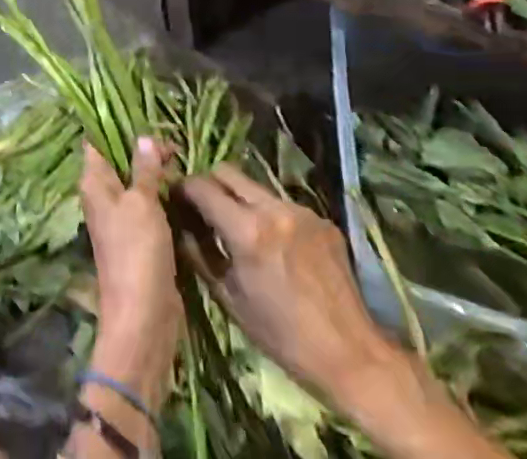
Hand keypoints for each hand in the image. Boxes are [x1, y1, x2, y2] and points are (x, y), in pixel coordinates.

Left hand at [79, 138, 180, 410]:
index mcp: (94, 181)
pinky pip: (148, 205)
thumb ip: (144, 169)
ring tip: (183, 156)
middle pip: (118, 160)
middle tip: (175, 139)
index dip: (116, 125)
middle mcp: (102, 195)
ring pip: (135, 182)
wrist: (143, 313)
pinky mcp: (138, 235)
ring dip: (155, 171)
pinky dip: (162, 194)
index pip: (96, 141)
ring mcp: (119, 216)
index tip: (143, 115)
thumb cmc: (137, 251)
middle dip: (142, 147)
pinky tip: (183, 187)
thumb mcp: (142, 203)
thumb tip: (145, 136)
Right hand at [180, 165, 400, 406]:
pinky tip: (274, 245)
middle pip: (227, 172)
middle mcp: (274, 210)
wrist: (351, 355)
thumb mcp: (226, 295)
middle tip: (204, 209)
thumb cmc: (280, 333)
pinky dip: (268, 216)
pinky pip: (282, 206)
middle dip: (209, 184)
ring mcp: (302, 212)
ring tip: (240, 230)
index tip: (176, 201)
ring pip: (255, 187)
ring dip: (239, 199)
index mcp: (246, 230)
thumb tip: (179, 224)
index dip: (182, 189)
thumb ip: (196, 251)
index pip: (200, 185)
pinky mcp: (323, 221)